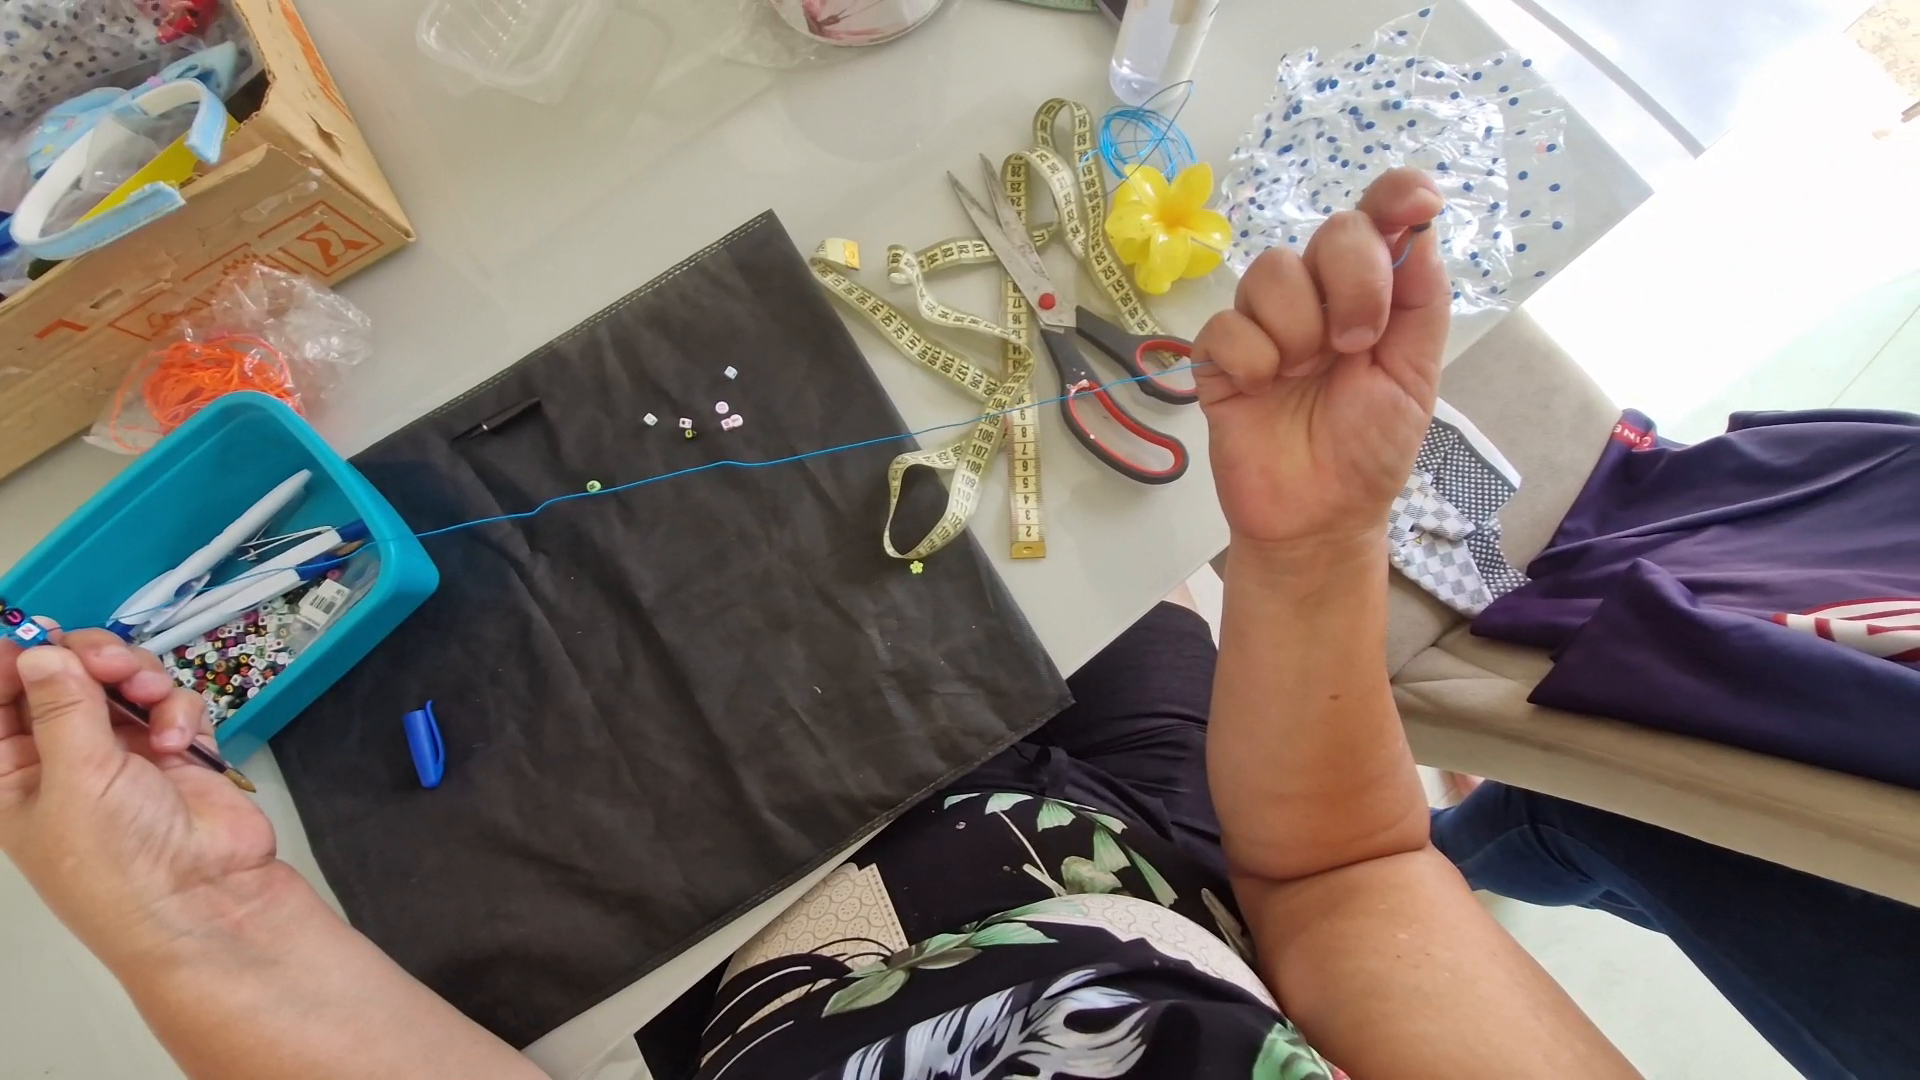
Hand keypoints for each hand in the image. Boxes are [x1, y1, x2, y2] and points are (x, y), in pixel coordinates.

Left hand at [0, 629, 277, 967]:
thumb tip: (40, 651)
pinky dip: (183, 712)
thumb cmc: (113, 850)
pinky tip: (185, 739)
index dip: (13, 661)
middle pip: (68, 679)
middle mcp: (62, 751)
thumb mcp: (74, 779)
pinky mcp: (181, 746)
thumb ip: (62, 711)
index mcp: (7, 767)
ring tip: (155, 700)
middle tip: (113, 664)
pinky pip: (177, 705)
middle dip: (92, 662)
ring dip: (143, 683)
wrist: (202, 885)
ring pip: (127, 685)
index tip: (36, 629)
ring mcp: (125, 748)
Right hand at [1193, 168, 1447, 554]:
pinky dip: (1249, 359)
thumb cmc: (1369, 451)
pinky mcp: (1217, 361)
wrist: (1315, 516)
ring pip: (1268, 273)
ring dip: (1297, 328)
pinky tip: (1260, 391)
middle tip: (1355, 345)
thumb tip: (1417, 222)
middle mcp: (1315, 300)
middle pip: (1327, 233)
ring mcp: (1262, 328)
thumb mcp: (1414, 376)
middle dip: (1353, 282)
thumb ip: (1419, 301)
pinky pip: (1224, 327)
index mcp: (1369, 297)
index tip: (1415, 207)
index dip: (1394, 194)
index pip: (1377, 216)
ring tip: (1301, 377)